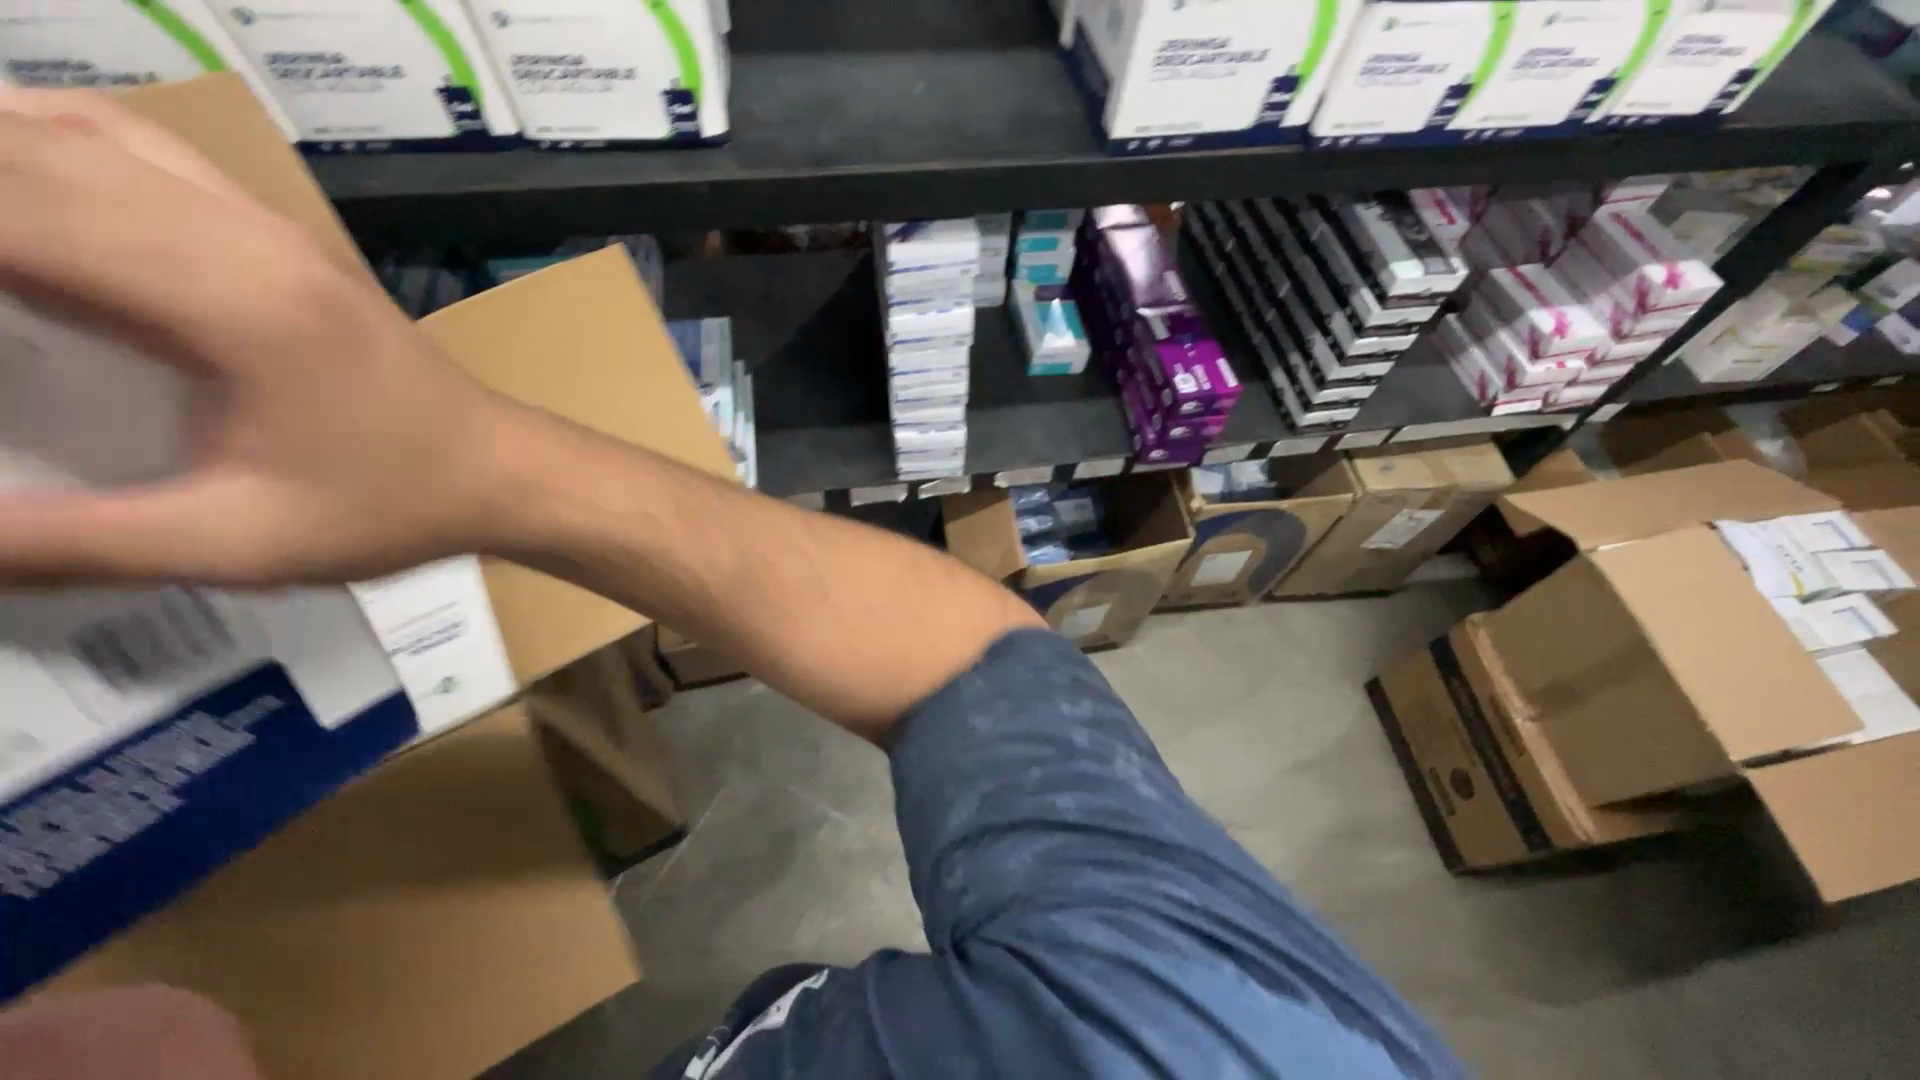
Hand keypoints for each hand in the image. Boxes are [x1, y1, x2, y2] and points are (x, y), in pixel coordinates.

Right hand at [0, 88, 524, 586]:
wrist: (502, 471)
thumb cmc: (395, 509)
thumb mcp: (241, 542)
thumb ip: (73, 541)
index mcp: (229, 300)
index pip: (8, 209)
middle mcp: (242, 235)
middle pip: (24, 151)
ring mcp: (268, 226)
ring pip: (77, 131)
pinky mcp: (281, 239)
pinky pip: (137, 153)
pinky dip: (42, 148)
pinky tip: (8, 193)